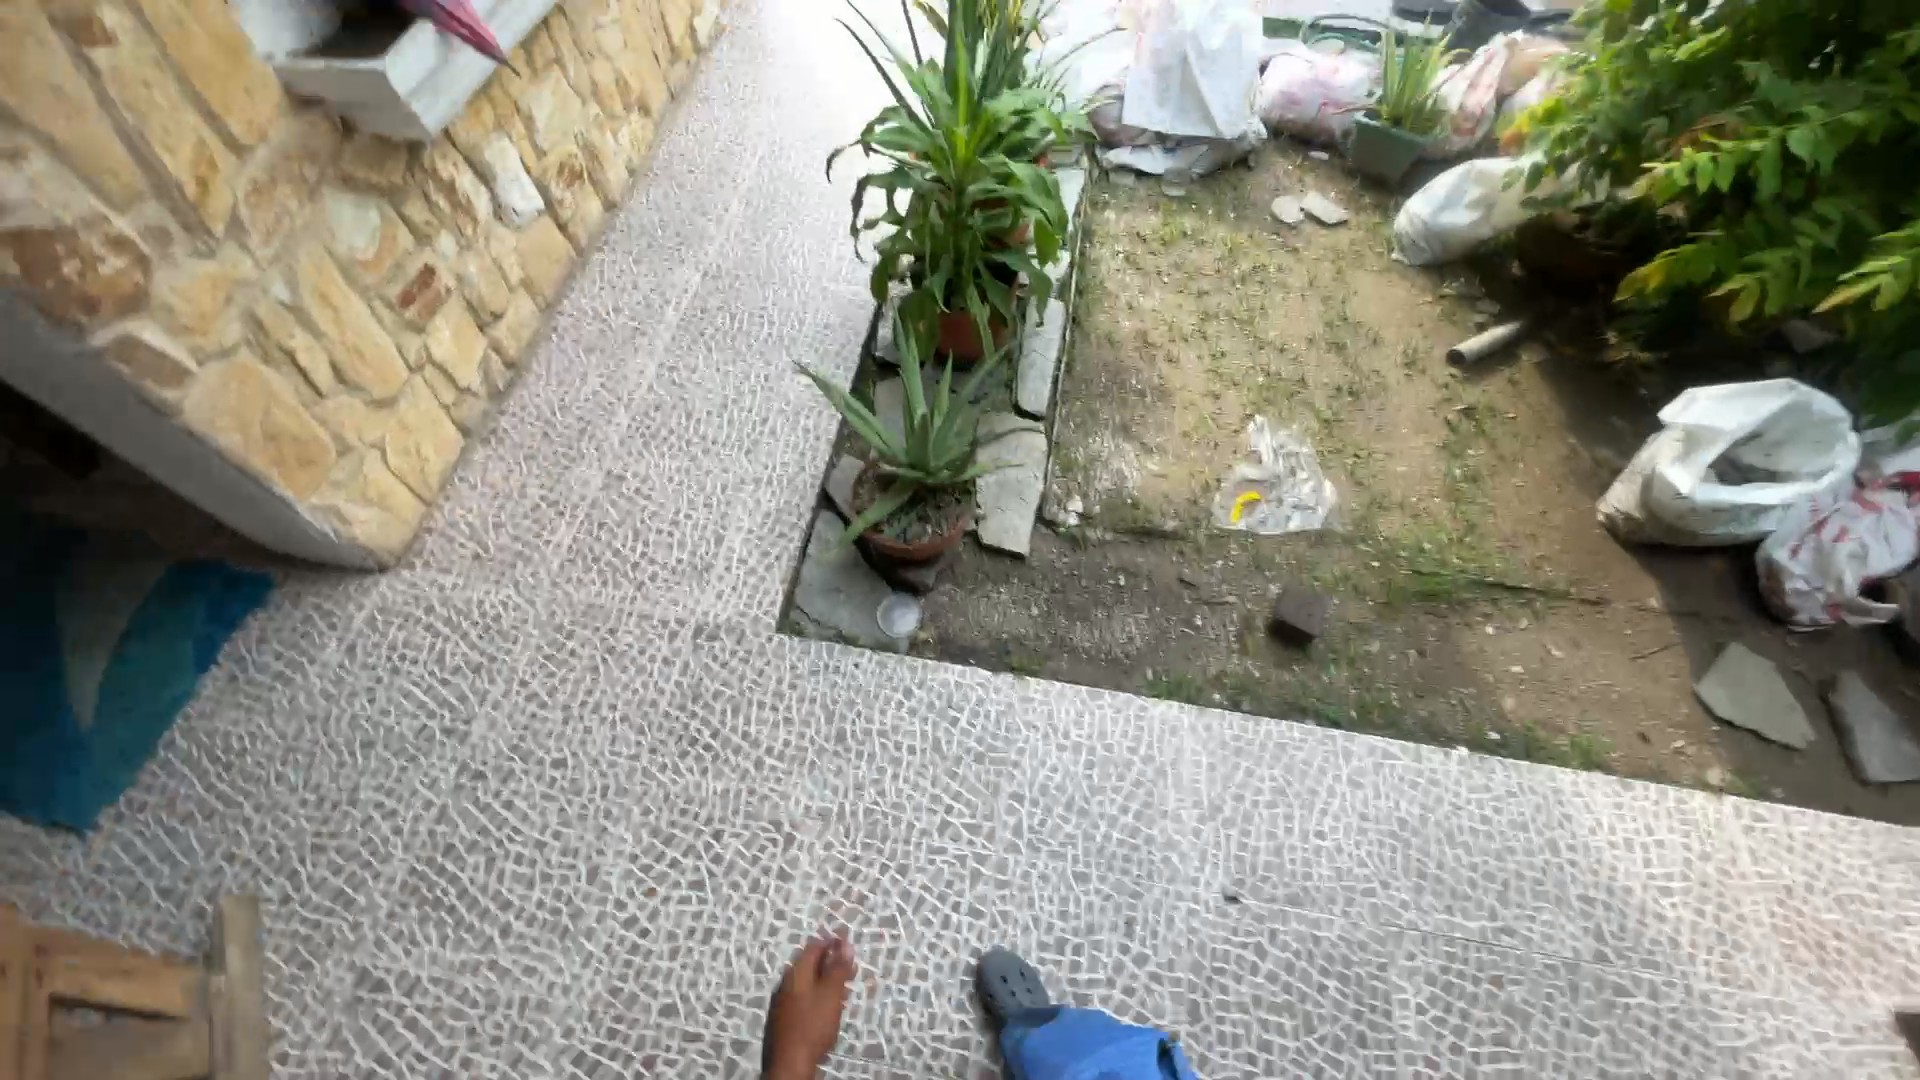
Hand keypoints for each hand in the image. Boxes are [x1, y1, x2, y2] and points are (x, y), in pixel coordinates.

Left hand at [764, 934, 855, 1079]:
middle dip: (832, 963)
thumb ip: (839, 968)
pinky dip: (819, 996)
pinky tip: (830, 1008)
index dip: (833, 942)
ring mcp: (783, 1001)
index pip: (815, 946)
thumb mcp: (831, 993)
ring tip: (846, 989)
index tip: (849, 944)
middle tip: (851, 969)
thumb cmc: (813, 1024)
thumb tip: (846, 944)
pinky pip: (804, 998)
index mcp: (796, 972)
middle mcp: (787, 982)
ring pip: (809, 983)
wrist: (790, 1064)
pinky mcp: (785, 1018)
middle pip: (811, 964)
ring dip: (828, 981)